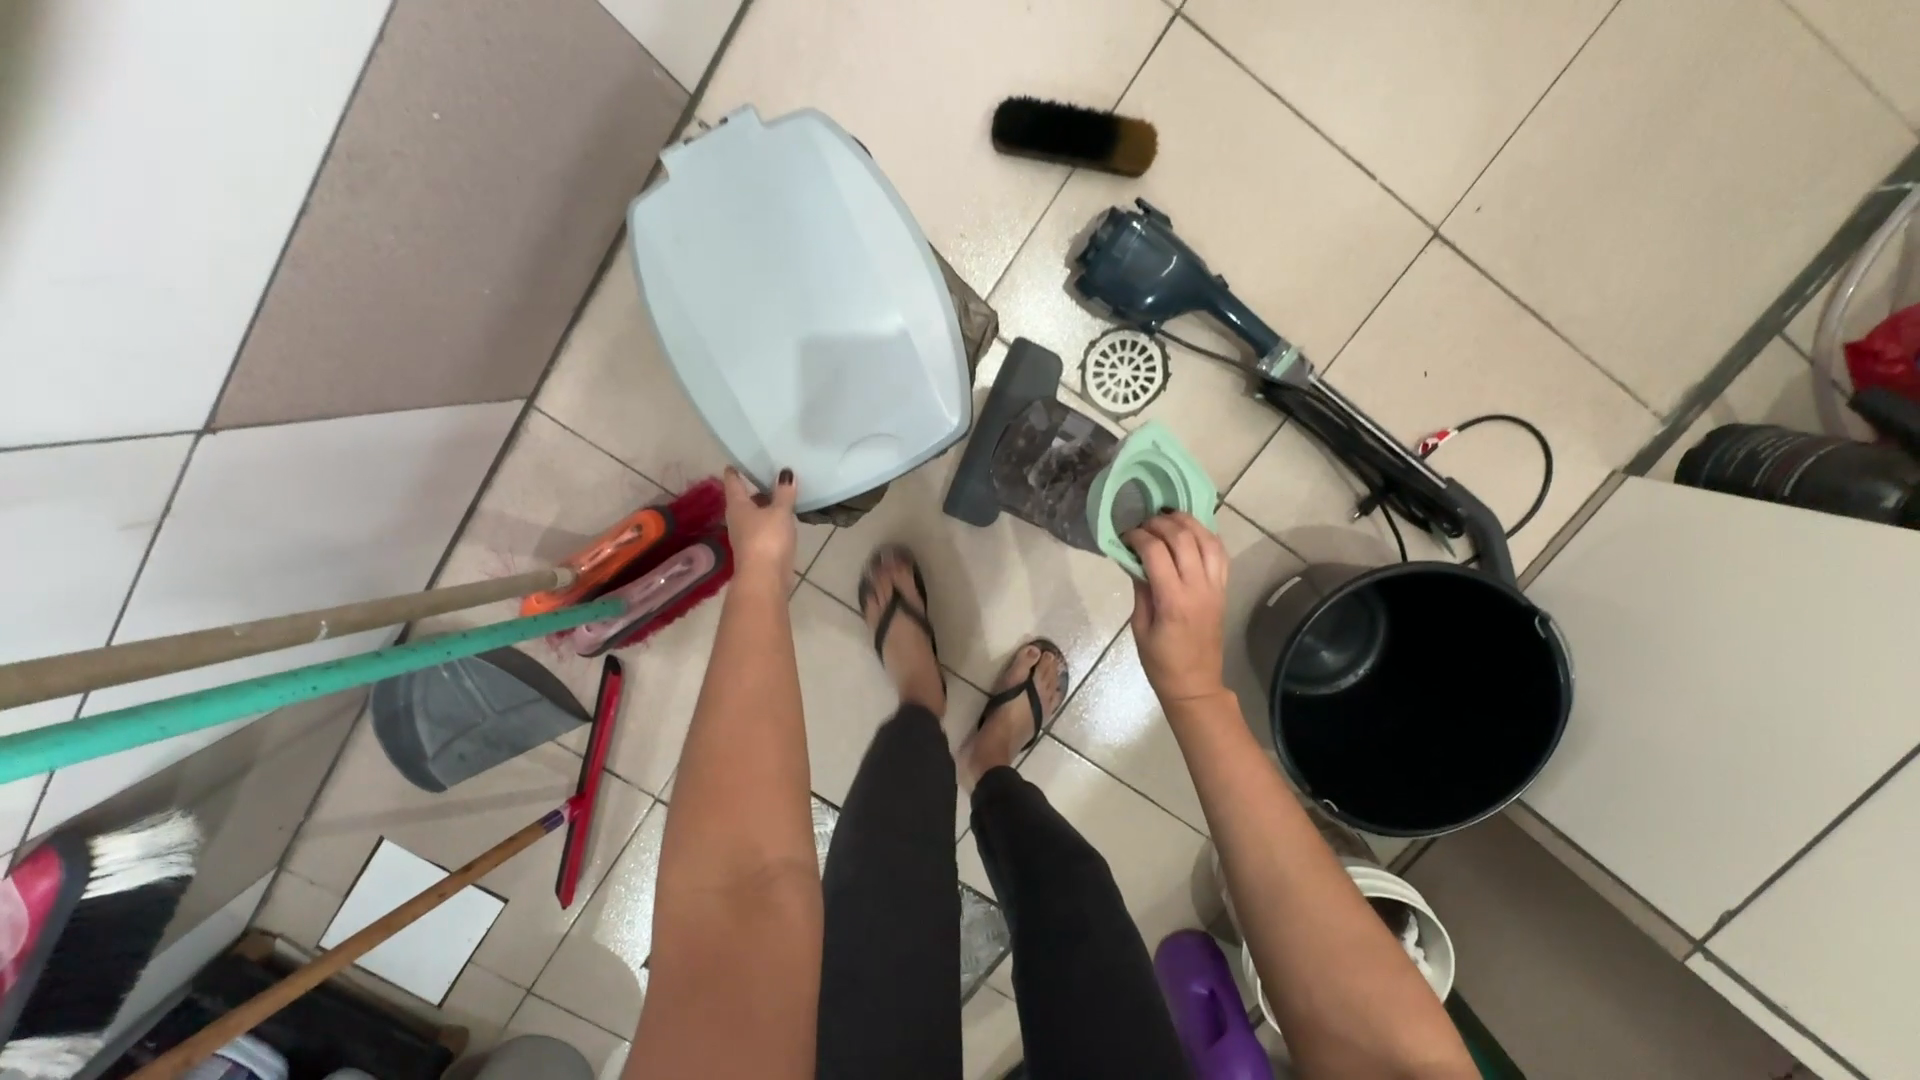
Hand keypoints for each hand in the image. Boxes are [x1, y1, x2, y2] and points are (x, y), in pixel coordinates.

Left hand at [722, 466, 797, 579]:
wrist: (764, 578)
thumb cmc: (767, 539)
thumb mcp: (779, 511)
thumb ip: (784, 492)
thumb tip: (786, 472)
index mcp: (737, 505)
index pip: (733, 482)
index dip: (735, 470)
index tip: (738, 460)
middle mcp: (738, 518)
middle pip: (745, 498)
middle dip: (755, 488)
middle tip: (770, 474)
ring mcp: (746, 535)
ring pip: (755, 514)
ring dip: (766, 505)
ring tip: (782, 494)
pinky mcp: (758, 549)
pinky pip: (764, 528)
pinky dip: (772, 520)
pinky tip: (785, 518)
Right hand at [1124, 512, 1229, 703]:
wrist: (1195, 684)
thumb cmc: (1160, 662)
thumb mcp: (1140, 627)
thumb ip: (1141, 589)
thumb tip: (1135, 560)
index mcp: (1173, 600)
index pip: (1156, 553)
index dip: (1138, 537)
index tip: (1125, 535)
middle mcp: (1198, 589)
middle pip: (1183, 540)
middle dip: (1161, 524)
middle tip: (1144, 522)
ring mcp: (1215, 588)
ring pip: (1207, 541)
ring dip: (1188, 523)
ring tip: (1169, 516)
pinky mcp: (1223, 590)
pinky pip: (1220, 554)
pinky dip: (1207, 537)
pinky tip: (1192, 531)